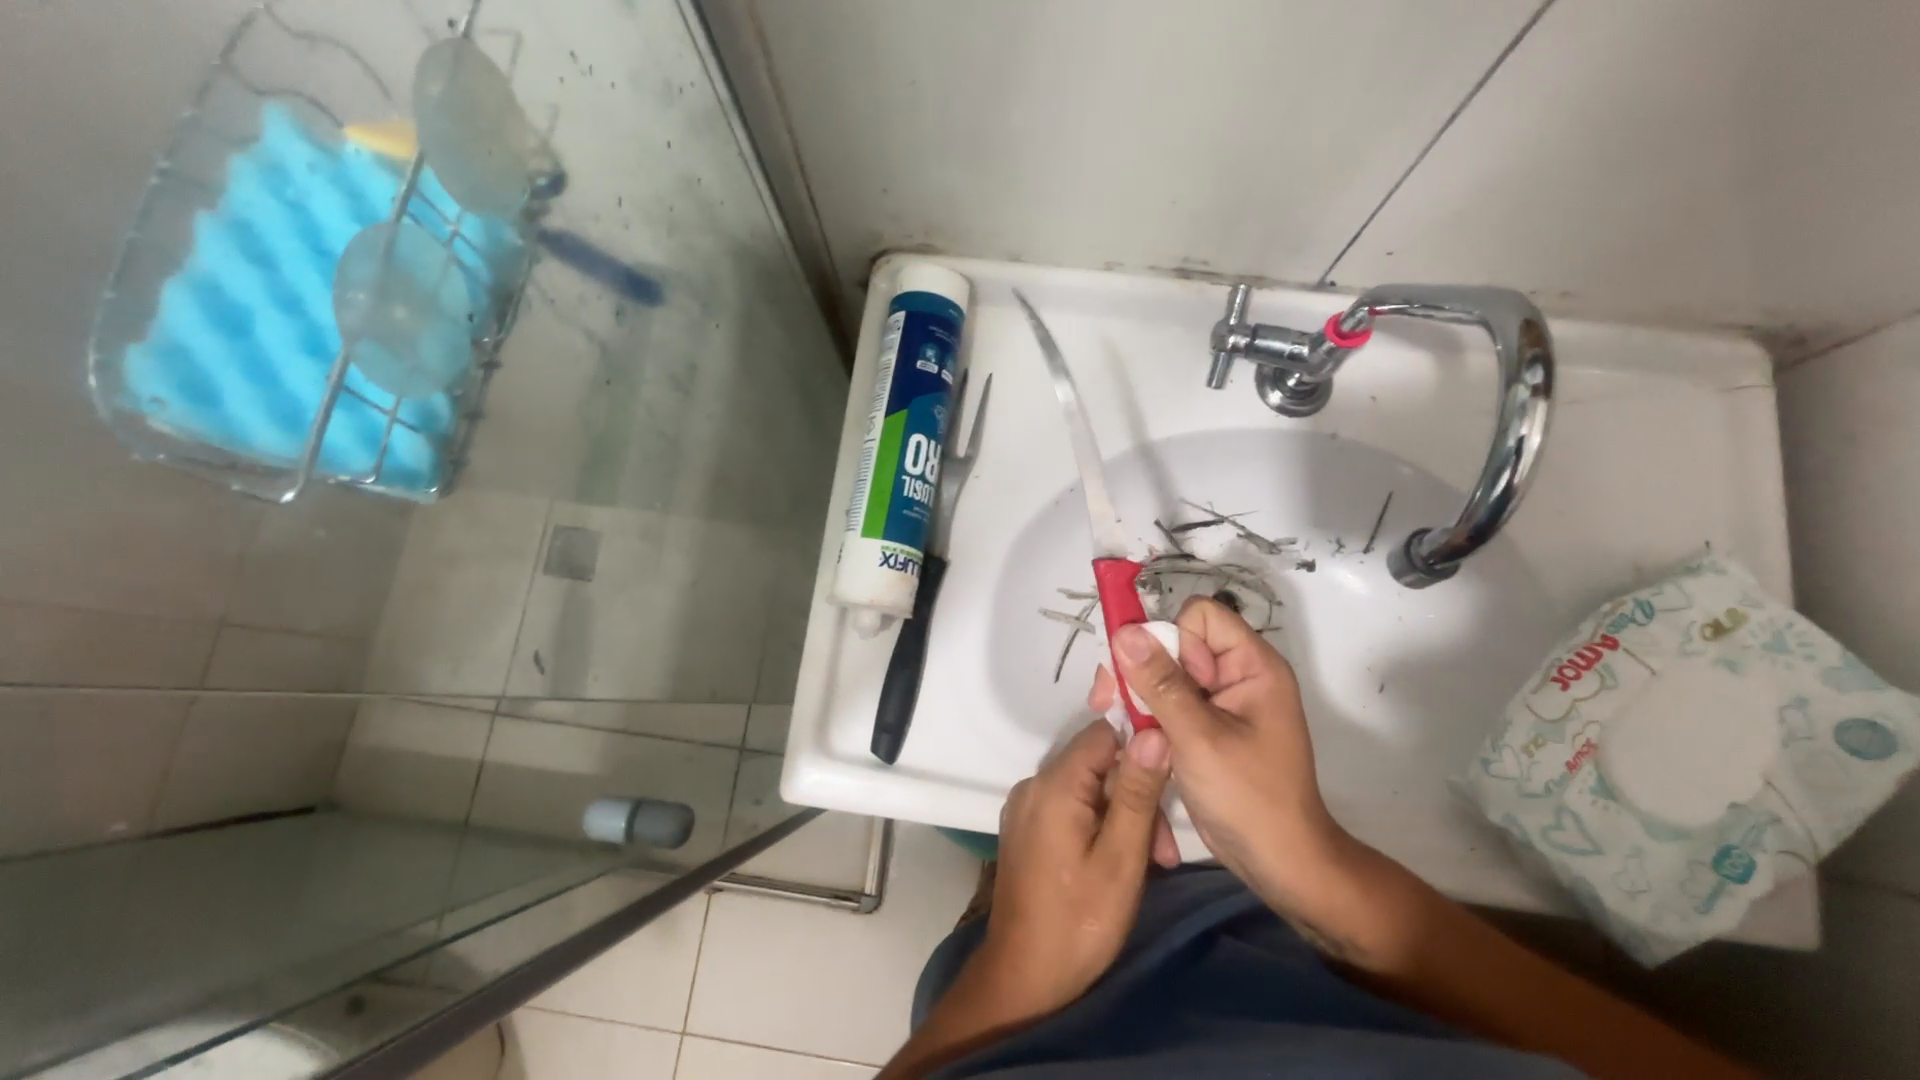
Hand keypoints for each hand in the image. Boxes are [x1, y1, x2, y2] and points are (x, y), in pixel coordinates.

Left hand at [974, 719, 1174, 1016]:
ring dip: (1124, 816)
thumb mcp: (1122, 858)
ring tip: (1153, 863)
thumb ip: (1137, 792)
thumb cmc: (1080, 921)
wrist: (1025, 976)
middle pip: (1098, 763)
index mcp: (1054, 785)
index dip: (1141, 747)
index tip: (1172, 780)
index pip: (1103, 733)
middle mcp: (1033, 785)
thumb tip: (1154, 732)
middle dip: (1137, 795)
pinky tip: (1122, 862)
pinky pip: (1071, 807)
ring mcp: (1026, 807)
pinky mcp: (1027, 829)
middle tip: (1164, 849)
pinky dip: (1101, 826)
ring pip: (1089, 788)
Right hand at [1098, 596, 1354, 913]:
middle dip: (1141, 667)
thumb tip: (1124, 632)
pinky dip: (1148, 715)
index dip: (1172, 640)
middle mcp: (1237, 676)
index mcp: (1252, 666)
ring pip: (1166, 674)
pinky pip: (1169, 702)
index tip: (1158, 682)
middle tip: (1108, 700)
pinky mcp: (1206, 728)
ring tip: (1119, 723)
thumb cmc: (1248, 797)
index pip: (1200, 616)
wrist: (1279, 861)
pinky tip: (1133, 737)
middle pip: (1176, 643)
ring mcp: (1221, 703)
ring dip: (1138, 694)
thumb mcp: (1198, 737)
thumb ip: (1159, 683)